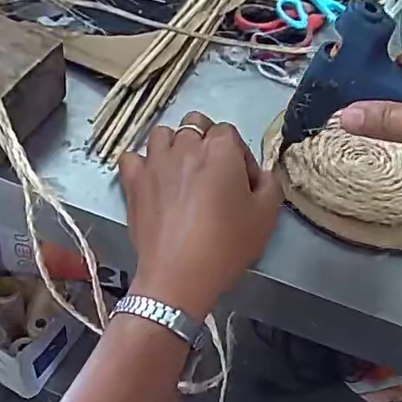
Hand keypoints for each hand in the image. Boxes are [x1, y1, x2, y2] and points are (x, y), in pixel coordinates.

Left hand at [118, 113, 282, 318]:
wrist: (178, 275)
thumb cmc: (224, 246)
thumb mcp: (266, 217)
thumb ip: (269, 184)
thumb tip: (260, 175)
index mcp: (220, 149)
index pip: (230, 134)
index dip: (238, 156)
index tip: (241, 183)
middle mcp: (185, 146)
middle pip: (195, 126)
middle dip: (205, 143)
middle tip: (211, 175)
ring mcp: (155, 162)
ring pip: (162, 135)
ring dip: (173, 147)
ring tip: (181, 174)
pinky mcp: (133, 182)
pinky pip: (131, 158)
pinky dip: (141, 164)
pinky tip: (151, 179)